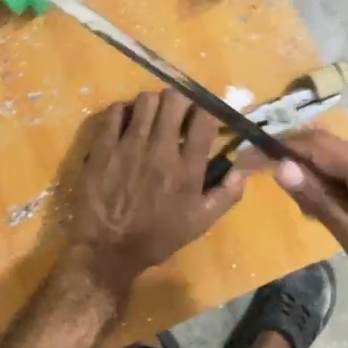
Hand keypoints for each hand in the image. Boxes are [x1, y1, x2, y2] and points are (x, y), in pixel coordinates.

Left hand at [63, 90, 245, 296]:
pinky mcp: (104, 146)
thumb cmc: (156, 237)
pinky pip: (115, 111)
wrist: (107, 248)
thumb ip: (226, 195)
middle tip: (176, 112)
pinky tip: (125, 123)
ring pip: (145, 99)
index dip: (205, 109)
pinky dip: (123, 111)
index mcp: (188, 169)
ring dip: (152, 103)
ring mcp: (129, 145)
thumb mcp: (200, 223)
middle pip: (174, 100)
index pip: (203, 119)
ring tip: (151, 116)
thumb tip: (243, 168)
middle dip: (179, 101)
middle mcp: (161, 150)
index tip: (202, 114)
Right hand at [272, 130, 347, 347]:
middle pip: (331, 151)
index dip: (277, 147)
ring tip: (317, 224)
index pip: (318, 145)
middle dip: (299, 169)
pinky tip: (345, 221)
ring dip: (322, 183)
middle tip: (286, 209)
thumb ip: (327, 208)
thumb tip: (283, 167)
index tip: (243, 160)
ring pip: (347, 163)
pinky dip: (344, 190)